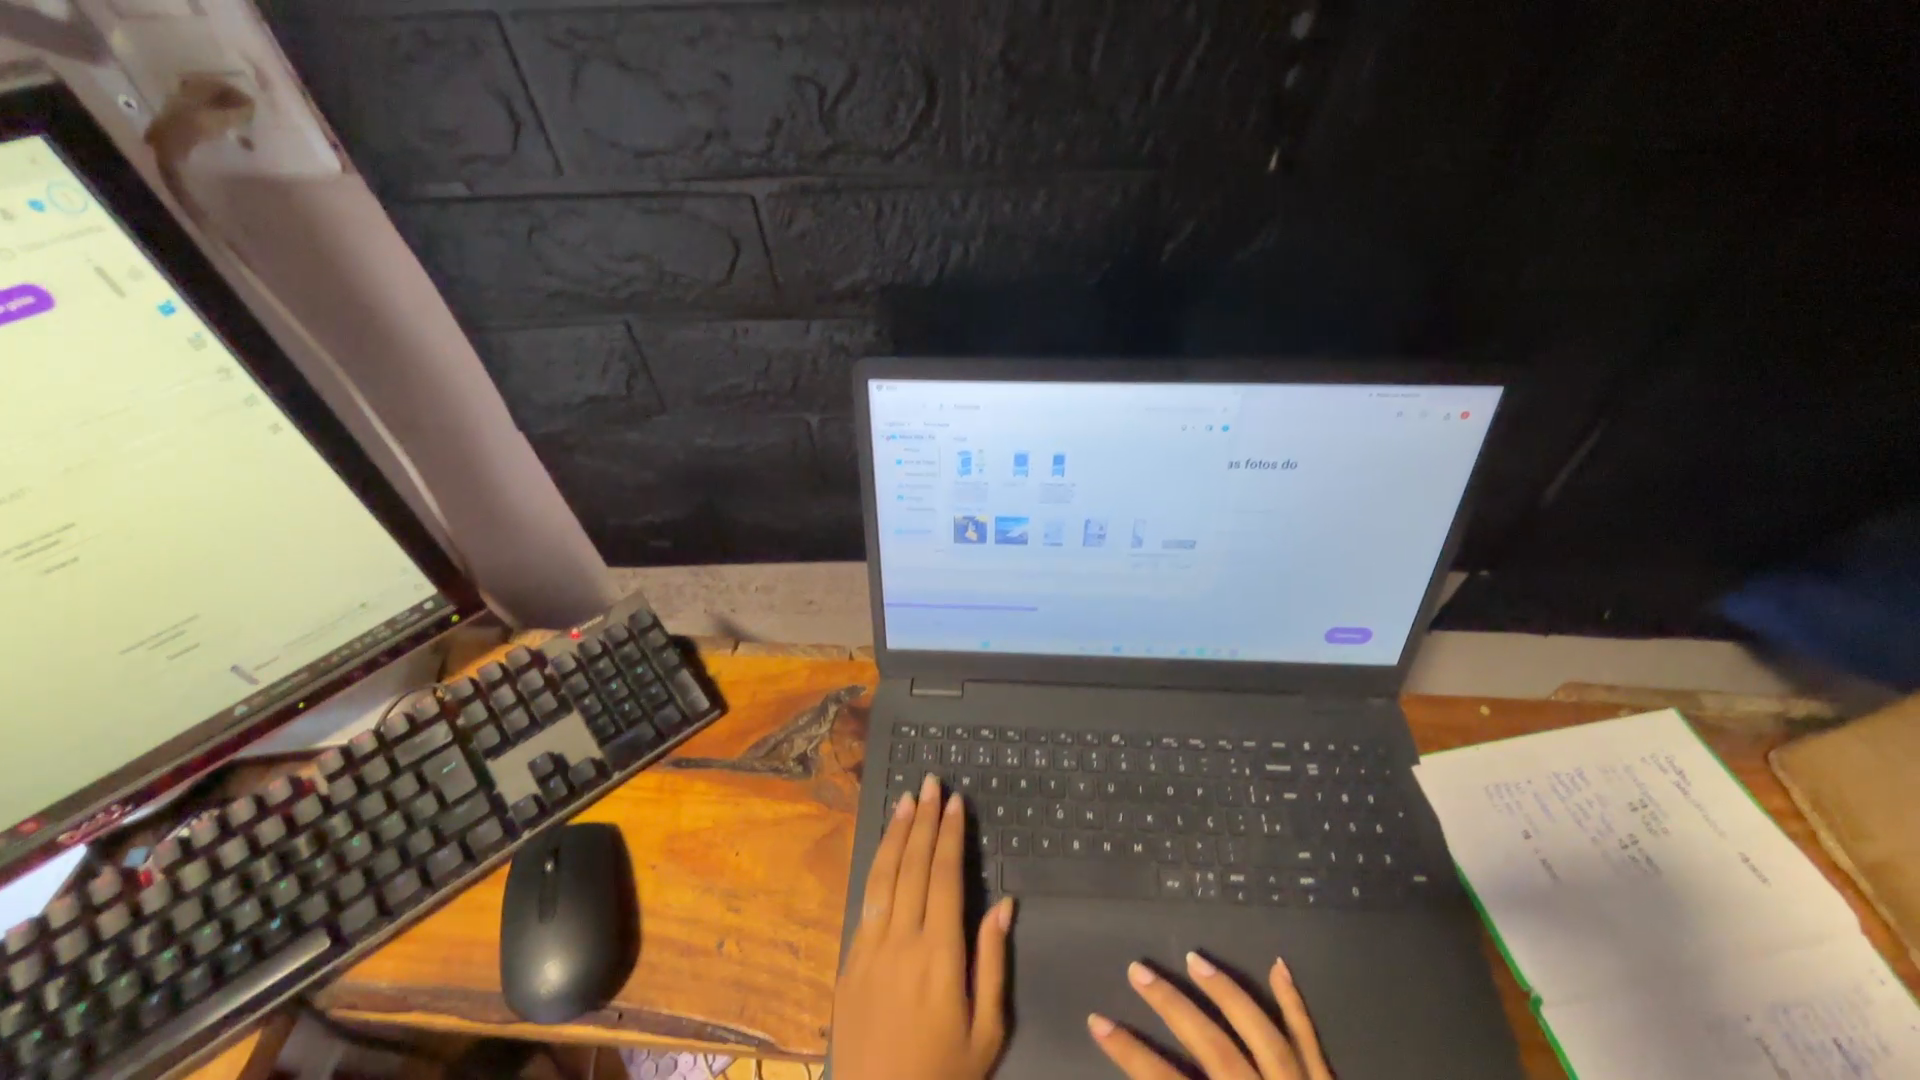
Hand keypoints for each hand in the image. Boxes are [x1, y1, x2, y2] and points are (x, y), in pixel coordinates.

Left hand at [831, 774, 1014, 1079]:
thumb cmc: (944, 1072)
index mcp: (940, 954)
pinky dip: (877, 868)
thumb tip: (1003, 904)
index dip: (950, 835)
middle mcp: (901, 940)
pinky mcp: (849, 961)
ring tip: (906, 801)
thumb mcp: (987, 1028)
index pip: (944, 876)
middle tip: (931, 782)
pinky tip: (885, 851)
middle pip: (912, 865)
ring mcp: (869, 948)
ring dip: (896, 834)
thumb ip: (993, 961)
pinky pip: (865, 902)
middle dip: (923, 820)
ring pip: (883, 876)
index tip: (955, 802)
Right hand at [1088, 953, 1332, 1079]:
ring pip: (1263, 1036)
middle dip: (1173, 1006)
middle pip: (1214, 1048)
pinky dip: (1296, 1006)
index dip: (1130, 1053)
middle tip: (1138, 970)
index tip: (1097, 1020)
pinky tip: (1279, 966)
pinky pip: (1312, 1044)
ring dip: (1227, 994)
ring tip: (1196, 959)